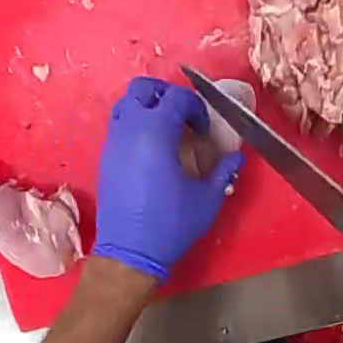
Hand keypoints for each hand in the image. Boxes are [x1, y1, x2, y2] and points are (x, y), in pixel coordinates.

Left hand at [93, 77, 246, 281]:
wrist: (130, 253)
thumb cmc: (171, 225)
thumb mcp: (207, 200)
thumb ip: (224, 172)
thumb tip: (236, 157)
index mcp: (156, 132)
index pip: (176, 97)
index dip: (195, 107)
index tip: (203, 129)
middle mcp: (130, 129)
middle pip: (143, 89)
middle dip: (165, 95)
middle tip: (182, 117)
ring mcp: (113, 143)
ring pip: (126, 105)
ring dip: (147, 109)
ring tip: (165, 132)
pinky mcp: (105, 160)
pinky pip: (119, 128)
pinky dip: (135, 127)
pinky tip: (150, 152)